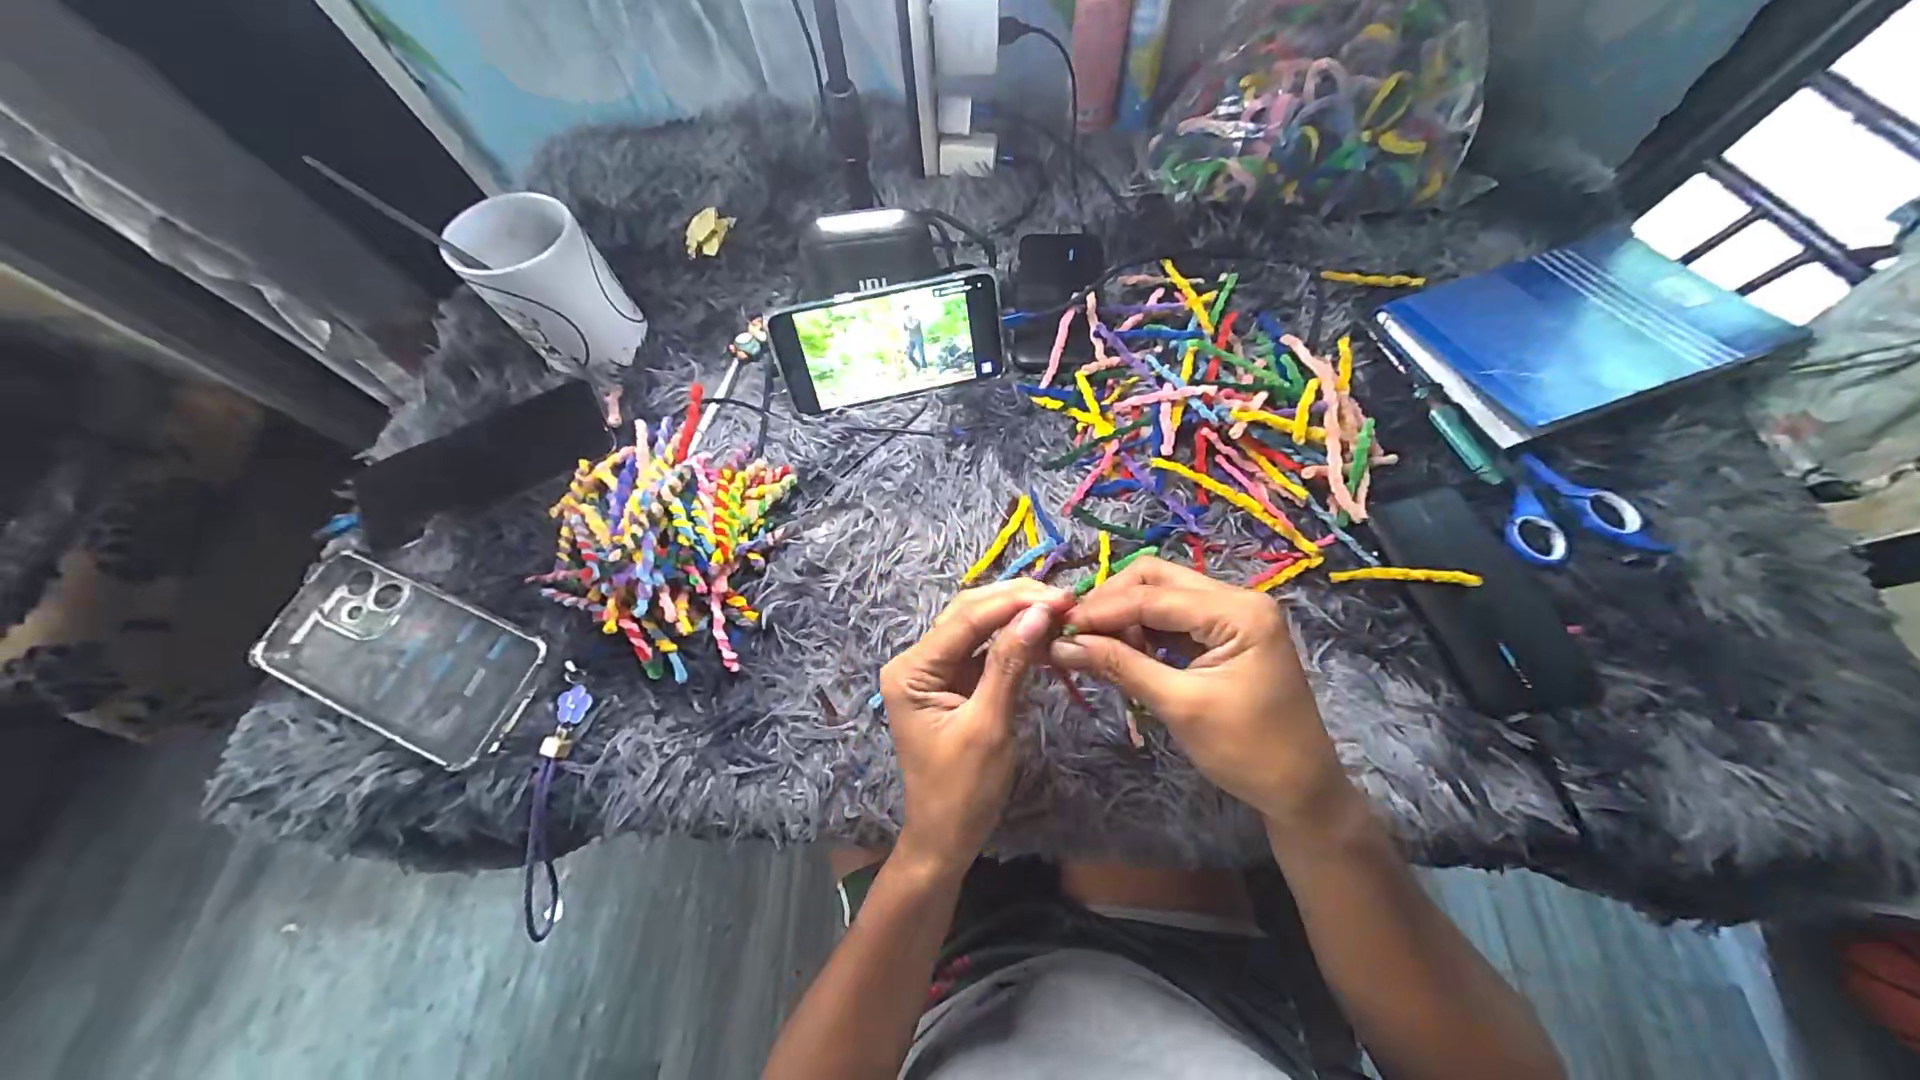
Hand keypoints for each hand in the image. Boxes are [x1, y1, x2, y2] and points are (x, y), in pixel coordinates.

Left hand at [880, 580, 1073, 872]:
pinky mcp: (953, 682)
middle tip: (1064, 600)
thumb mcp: (989, 725)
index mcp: (911, 670)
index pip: (965, 620)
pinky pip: (983, 651)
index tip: (1060, 596)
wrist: (946, 839)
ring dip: (1017, 618)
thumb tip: (1039, 613)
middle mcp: (916, 661)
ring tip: (1059, 611)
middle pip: (968, 615)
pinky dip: (1013, 642)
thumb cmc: (962, 791)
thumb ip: (1010, 664)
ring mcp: (934, 670)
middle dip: (1016, 603)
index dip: (1013, 603)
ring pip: (977, 628)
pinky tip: (1042, 635)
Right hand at [1048, 557, 1352, 830]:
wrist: (1302, 790)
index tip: (1058, 628)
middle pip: (1157, 579)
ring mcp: (1234, 614)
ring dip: (1126, 614)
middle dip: (1112, 602)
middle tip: (1076, 632)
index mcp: (1238, 612)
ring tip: (1096, 645)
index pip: (1153, 596)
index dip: (1101, 610)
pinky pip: (1174, 616)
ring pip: (1163, 593)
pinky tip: (1123, 650)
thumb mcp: (1179, 706)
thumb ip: (1120, 666)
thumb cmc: (1247, 751)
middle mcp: (1238, 598)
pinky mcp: (1226, 633)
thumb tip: (1062, 646)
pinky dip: (1144, 628)